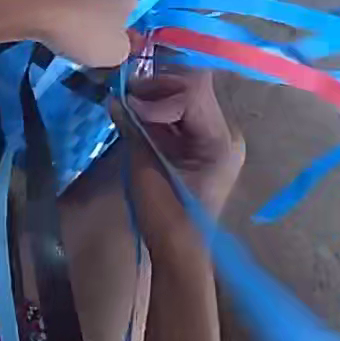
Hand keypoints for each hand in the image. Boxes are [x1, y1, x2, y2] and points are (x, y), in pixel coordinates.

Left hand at [5, 0, 136, 67]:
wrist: (31, 6)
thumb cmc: (75, 33)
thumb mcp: (110, 55)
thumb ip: (122, 47)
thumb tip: (119, 39)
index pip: (129, 9)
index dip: (114, 24)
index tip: (96, 37)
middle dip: (96, 4)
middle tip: (76, 26)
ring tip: (57, 9)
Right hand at [119, 67, 243, 212]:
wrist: (178, 252)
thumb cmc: (165, 216)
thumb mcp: (146, 169)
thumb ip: (135, 129)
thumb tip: (115, 99)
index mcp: (221, 140)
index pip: (194, 92)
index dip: (158, 93)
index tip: (129, 105)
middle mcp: (224, 132)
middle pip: (192, 88)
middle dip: (156, 88)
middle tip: (124, 95)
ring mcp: (214, 138)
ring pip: (185, 98)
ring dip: (154, 97)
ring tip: (126, 105)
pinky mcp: (199, 144)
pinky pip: (179, 116)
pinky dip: (156, 111)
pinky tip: (135, 115)